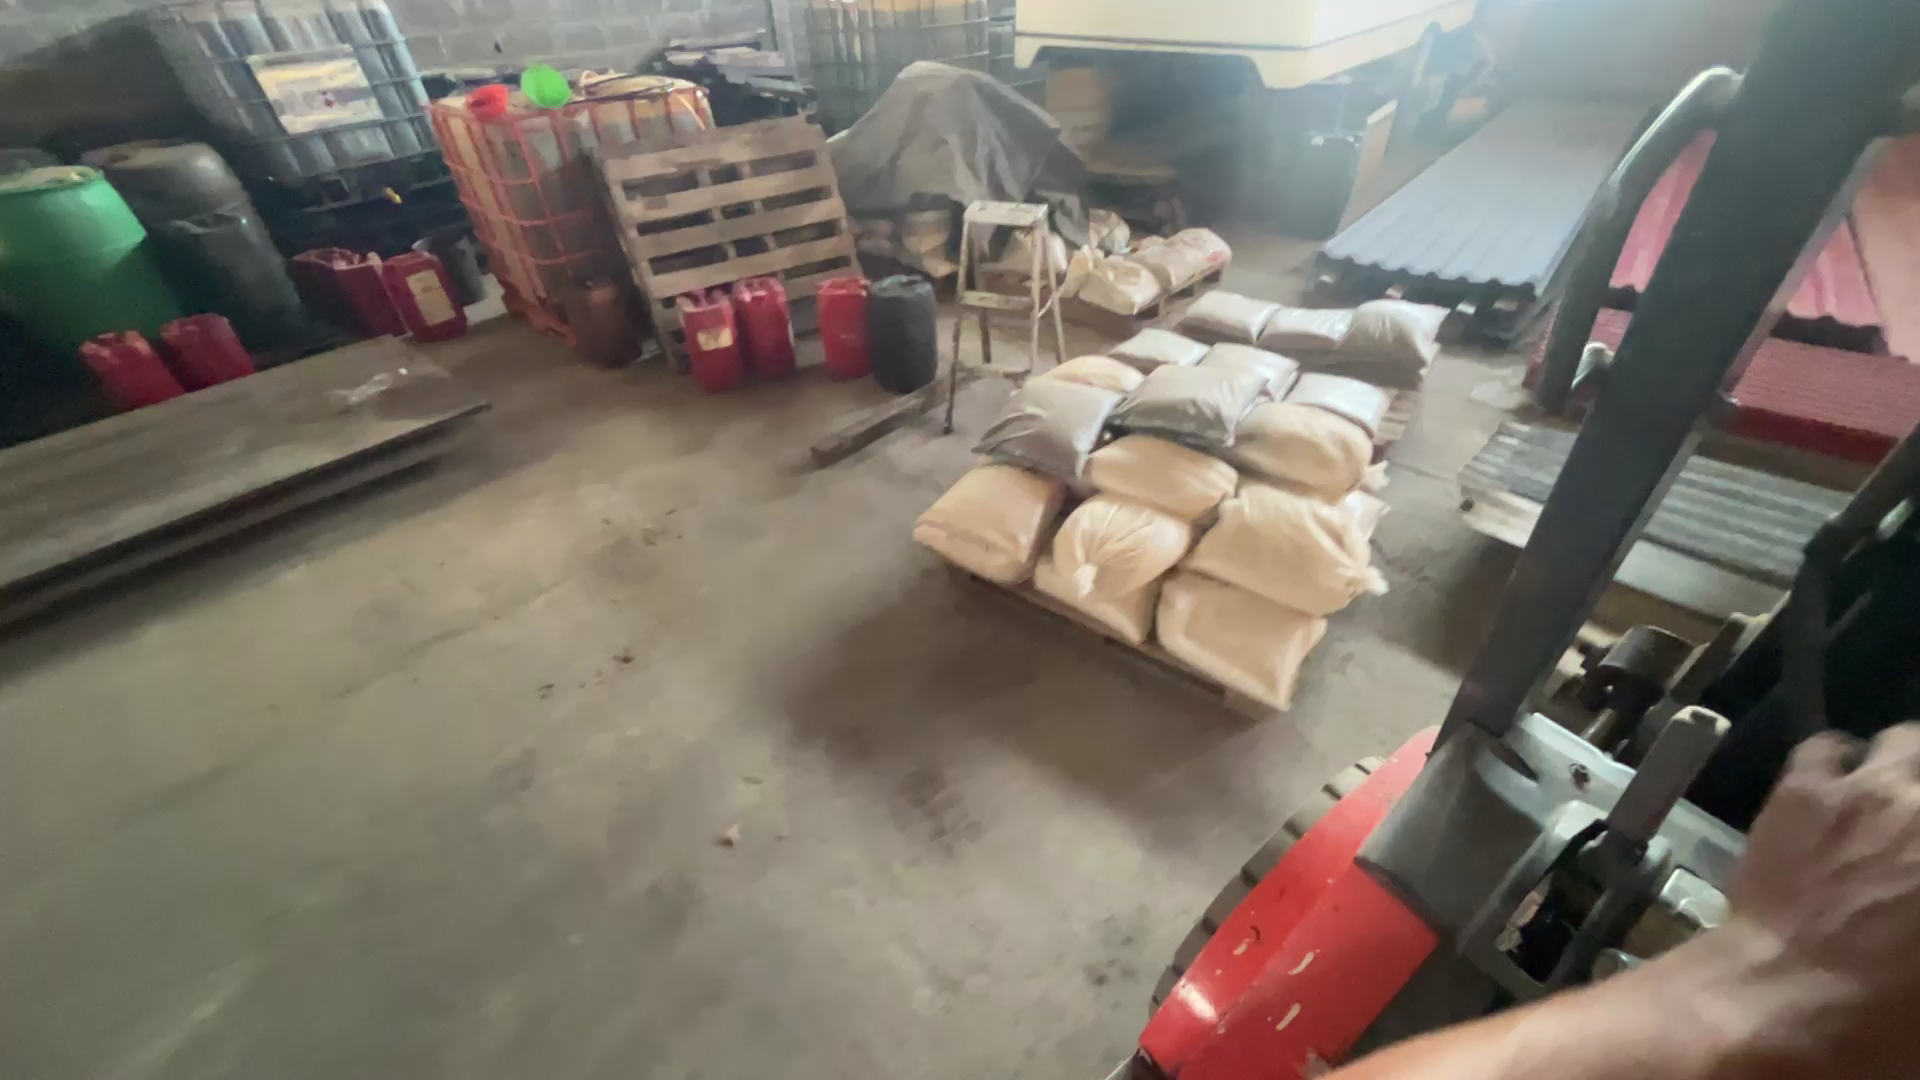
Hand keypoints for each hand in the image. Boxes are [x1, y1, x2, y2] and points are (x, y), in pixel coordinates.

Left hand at [1710, 725, 1919, 1077]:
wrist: (1799, 983)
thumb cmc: (1908, 1002)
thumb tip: (1912, 870)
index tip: (1919, 847)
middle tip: (1918, 806)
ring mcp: (1875, 791)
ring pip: (1905, 742)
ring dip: (1906, 760)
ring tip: (1899, 779)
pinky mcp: (1804, 788)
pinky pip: (1825, 746)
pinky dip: (1838, 754)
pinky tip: (1840, 772)